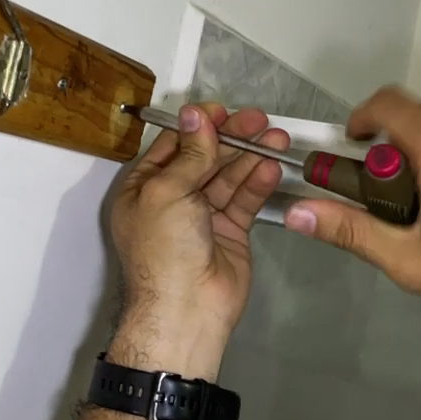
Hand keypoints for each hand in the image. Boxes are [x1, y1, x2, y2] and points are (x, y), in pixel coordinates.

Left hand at [108, 104, 289, 379]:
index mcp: (144, 188)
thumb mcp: (168, 192)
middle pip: (204, 158)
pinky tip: (272, 166)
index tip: (221, 109)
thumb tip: (195, 114)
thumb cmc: (164, 247)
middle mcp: (172, 199)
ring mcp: (203, 216)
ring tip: (276, 137)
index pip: (173, 147)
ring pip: (228, 177)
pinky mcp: (230, 231)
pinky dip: (257, 183)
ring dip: (250, 156)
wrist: (186, 310)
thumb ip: (190, 153)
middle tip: (258, 118)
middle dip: (230, 137)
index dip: (197, 126)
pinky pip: (243, 200)